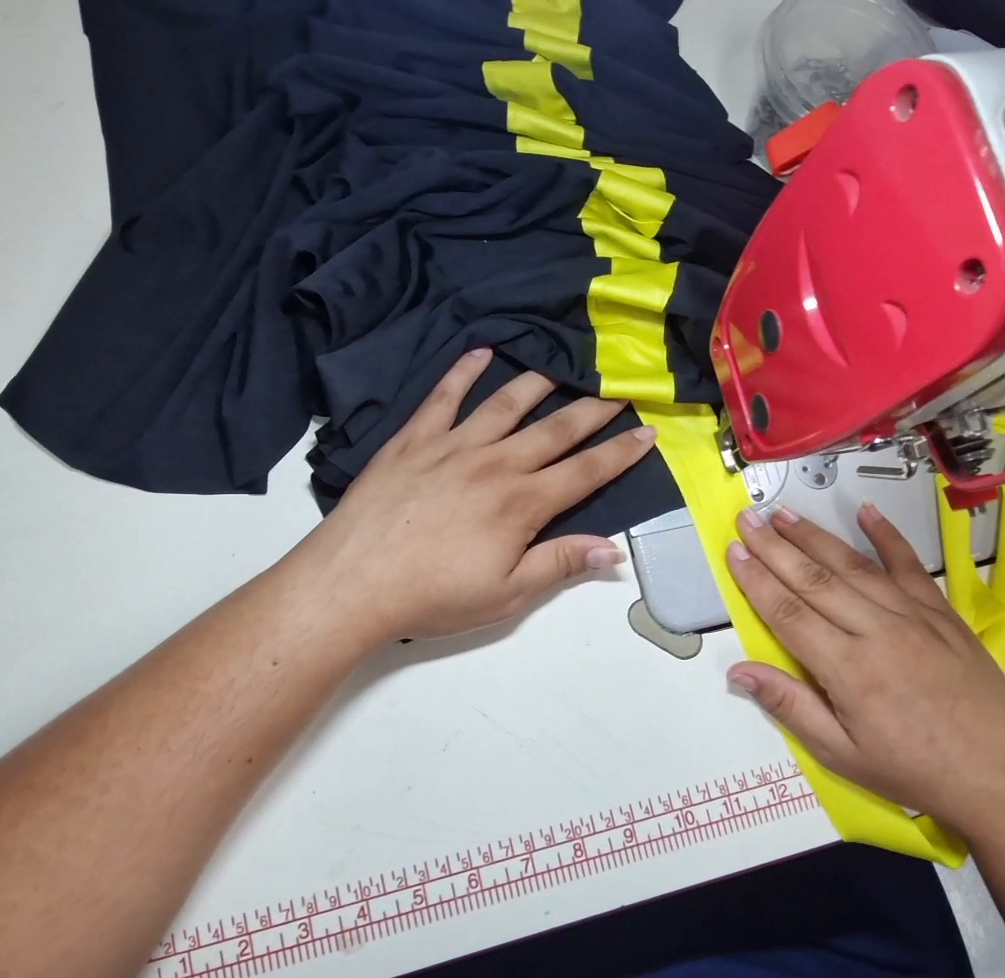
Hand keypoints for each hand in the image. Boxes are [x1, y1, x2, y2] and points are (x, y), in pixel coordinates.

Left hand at [295, 349, 656, 642]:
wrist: (355, 580)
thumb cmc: (433, 596)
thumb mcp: (506, 594)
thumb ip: (559, 564)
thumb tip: (613, 549)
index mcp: (523, 503)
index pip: (586, 472)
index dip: (621, 454)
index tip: (648, 433)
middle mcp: (496, 463)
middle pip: (556, 429)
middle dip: (594, 409)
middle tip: (620, 387)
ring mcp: (453, 445)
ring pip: (507, 403)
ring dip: (540, 382)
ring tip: (563, 366)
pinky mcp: (414, 440)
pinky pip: (444, 396)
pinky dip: (464, 372)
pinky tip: (482, 354)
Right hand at [724, 504, 1004, 833]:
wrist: (995, 776)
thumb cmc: (910, 771)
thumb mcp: (840, 754)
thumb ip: (789, 706)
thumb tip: (738, 672)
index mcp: (849, 670)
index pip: (788, 614)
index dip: (756, 581)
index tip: (734, 552)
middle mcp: (879, 633)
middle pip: (815, 581)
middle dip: (775, 547)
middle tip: (747, 519)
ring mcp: (915, 618)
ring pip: (855, 567)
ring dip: (815, 538)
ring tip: (784, 515)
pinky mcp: (943, 614)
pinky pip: (910, 566)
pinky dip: (887, 537)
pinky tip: (866, 513)